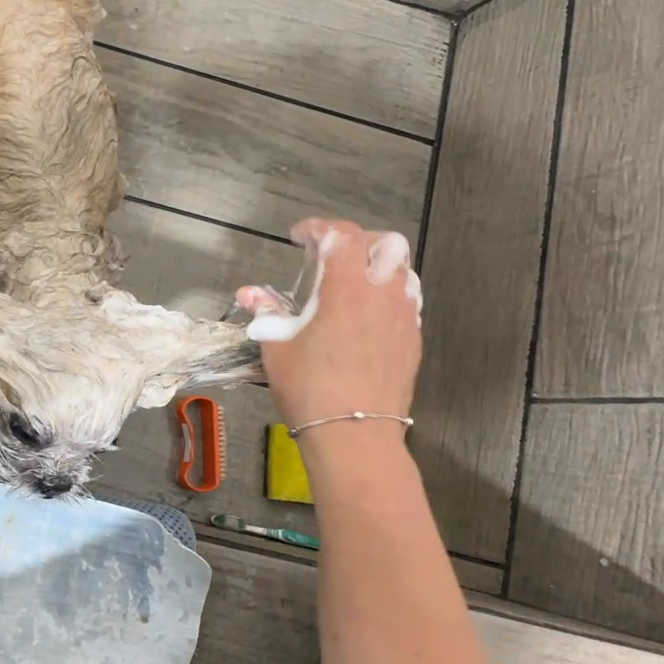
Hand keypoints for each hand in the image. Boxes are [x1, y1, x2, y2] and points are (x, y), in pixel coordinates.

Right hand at [236, 219, 420, 431]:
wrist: (354, 434)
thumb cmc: (308, 388)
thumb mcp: (276, 348)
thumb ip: (266, 313)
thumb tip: (250, 293)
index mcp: (346, 289)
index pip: (341, 236)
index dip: (319, 228)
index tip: (299, 237)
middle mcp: (382, 294)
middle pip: (387, 243)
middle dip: (358, 240)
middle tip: (331, 255)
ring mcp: (404, 317)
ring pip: (404, 270)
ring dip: (378, 265)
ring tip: (351, 282)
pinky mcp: (413, 339)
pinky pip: (407, 300)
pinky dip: (387, 293)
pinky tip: (365, 315)